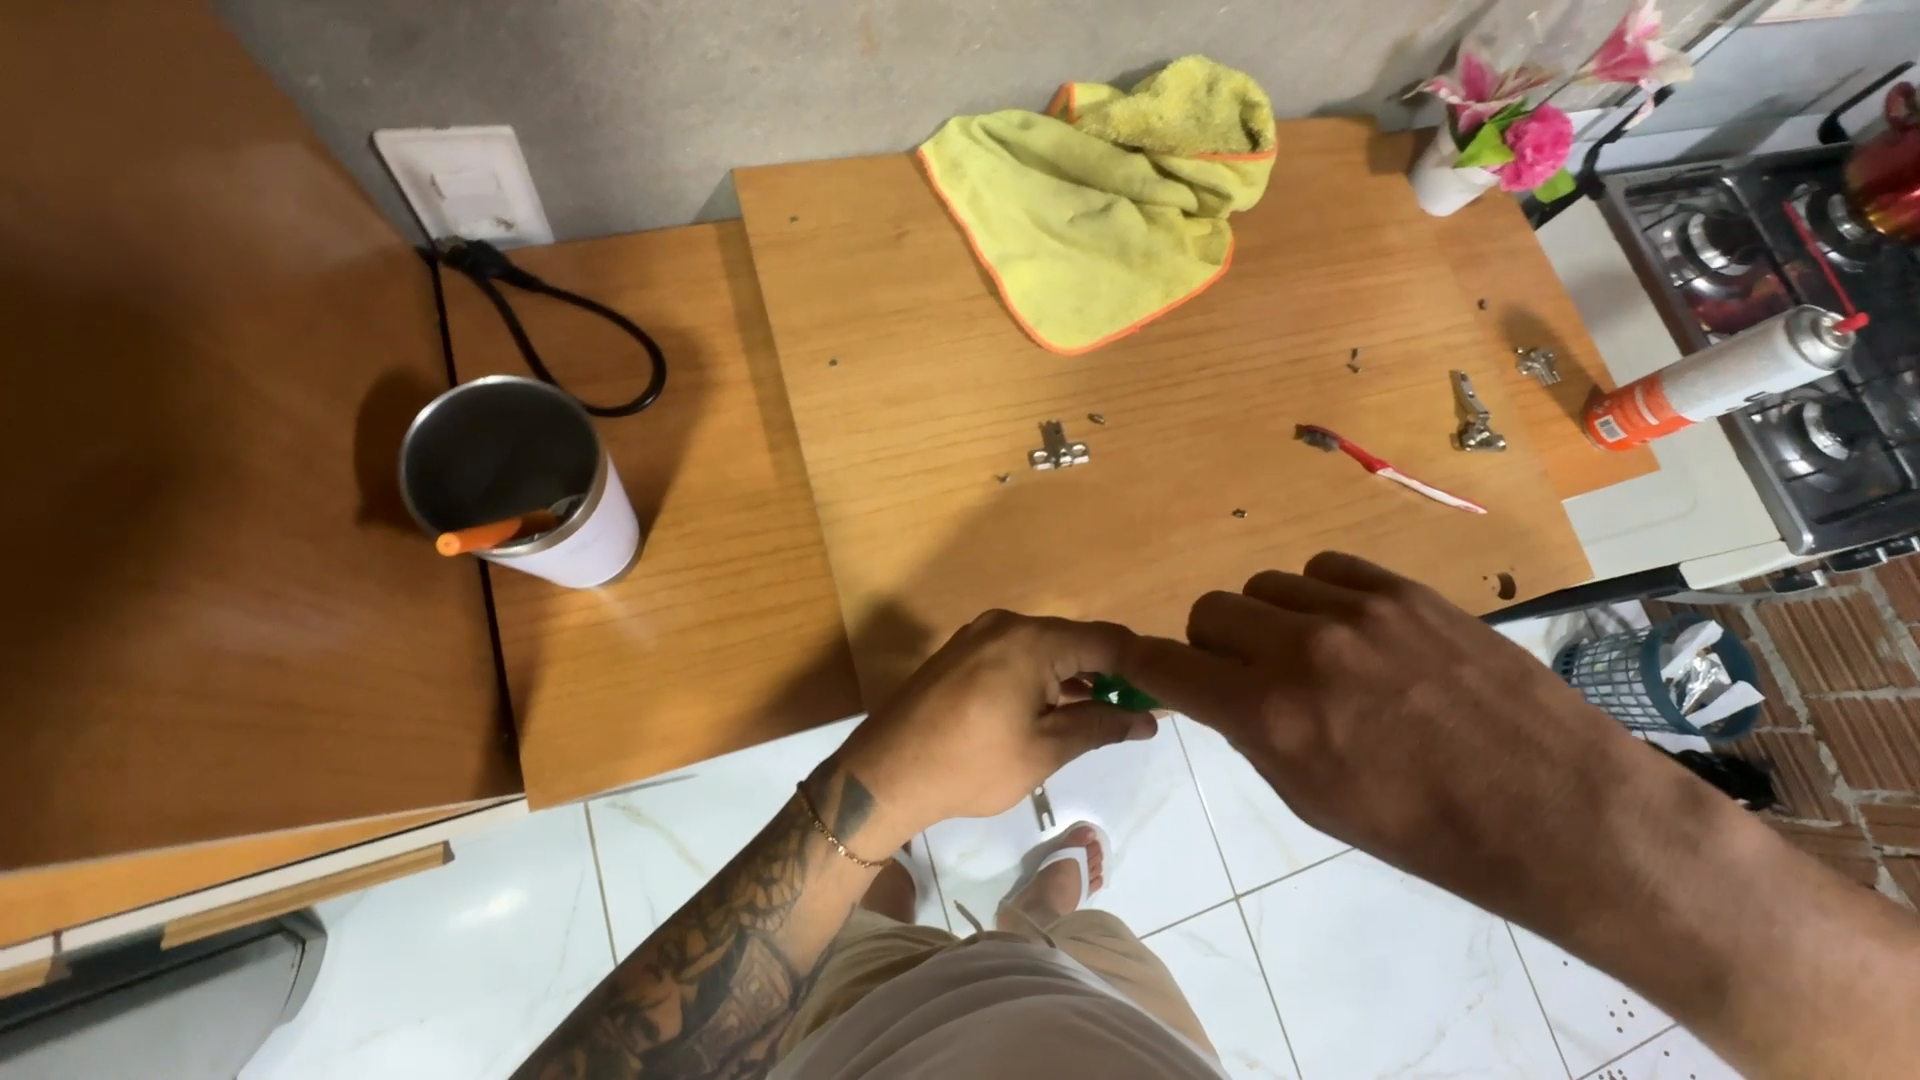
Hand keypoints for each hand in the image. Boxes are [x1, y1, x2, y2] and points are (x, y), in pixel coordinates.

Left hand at [830, 611, 1157, 846]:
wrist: (885, 774)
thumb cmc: (971, 764)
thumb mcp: (1045, 749)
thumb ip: (1100, 725)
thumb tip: (1147, 720)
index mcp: (1031, 639)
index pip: (1108, 641)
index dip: (1142, 669)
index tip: (1165, 697)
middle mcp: (1006, 624)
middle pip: (1076, 640)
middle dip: (1110, 674)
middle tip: (1138, 712)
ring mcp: (979, 635)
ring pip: (1046, 649)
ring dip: (1076, 677)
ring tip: (1105, 715)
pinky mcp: (962, 653)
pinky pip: (1018, 656)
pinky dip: (1043, 677)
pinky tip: (1058, 707)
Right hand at [1118, 552, 1644, 910]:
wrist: (1558, 810)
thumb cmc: (1425, 831)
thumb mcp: (1312, 800)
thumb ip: (1252, 734)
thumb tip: (1220, 691)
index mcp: (1271, 716)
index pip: (1167, 664)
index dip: (1140, 661)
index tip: (1137, 662)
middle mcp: (1301, 651)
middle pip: (1209, 610)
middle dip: (1212, 645)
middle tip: (1247, 676)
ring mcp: (1356, 611)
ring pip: (1264, 586)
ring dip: (1268, 621)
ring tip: (1310, 656)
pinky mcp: (1405, 590)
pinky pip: (1324, 569)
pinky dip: (1317, 596)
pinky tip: (1350, 629)